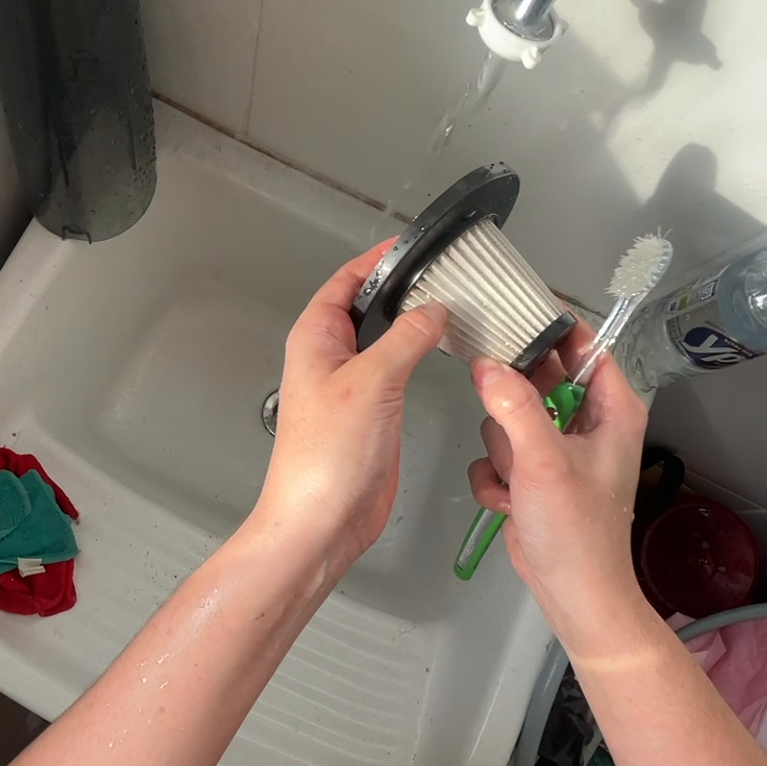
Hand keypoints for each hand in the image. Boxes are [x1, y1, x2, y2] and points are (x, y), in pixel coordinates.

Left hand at [254, 240, 447, 569]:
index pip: (346, 280)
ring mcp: (351, 385)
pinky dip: (419, 355)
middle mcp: (330, 357)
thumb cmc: (324, 458)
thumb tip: (431, 310)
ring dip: (414, 323)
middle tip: (444, 273)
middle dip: (402, 288)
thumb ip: (404, 339)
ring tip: (452, 304)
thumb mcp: (370, 383)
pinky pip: (396, 370)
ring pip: (385, 338)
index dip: (379, 258)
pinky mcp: (371, 412)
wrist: (323, 520)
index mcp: (315, 339)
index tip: (415, 244)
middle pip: (367, 306)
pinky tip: (441, 349)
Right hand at [466, 319, 650, 628]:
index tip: (512, 313)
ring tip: (520, 481)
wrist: (570, 591)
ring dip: (503, 452)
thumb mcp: (543, 461)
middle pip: (534, 379)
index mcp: (610, 409)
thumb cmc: (575, 527)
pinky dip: (496, 479)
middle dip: (511, 406)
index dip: (552, 328)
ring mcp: (552, 449)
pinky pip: (495, 454)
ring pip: (505, 419)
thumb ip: (514, 408)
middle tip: (500, 412)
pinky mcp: (528, 475)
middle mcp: (583, 423)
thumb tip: (484, 365)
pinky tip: (508, 502)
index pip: (585, 347)